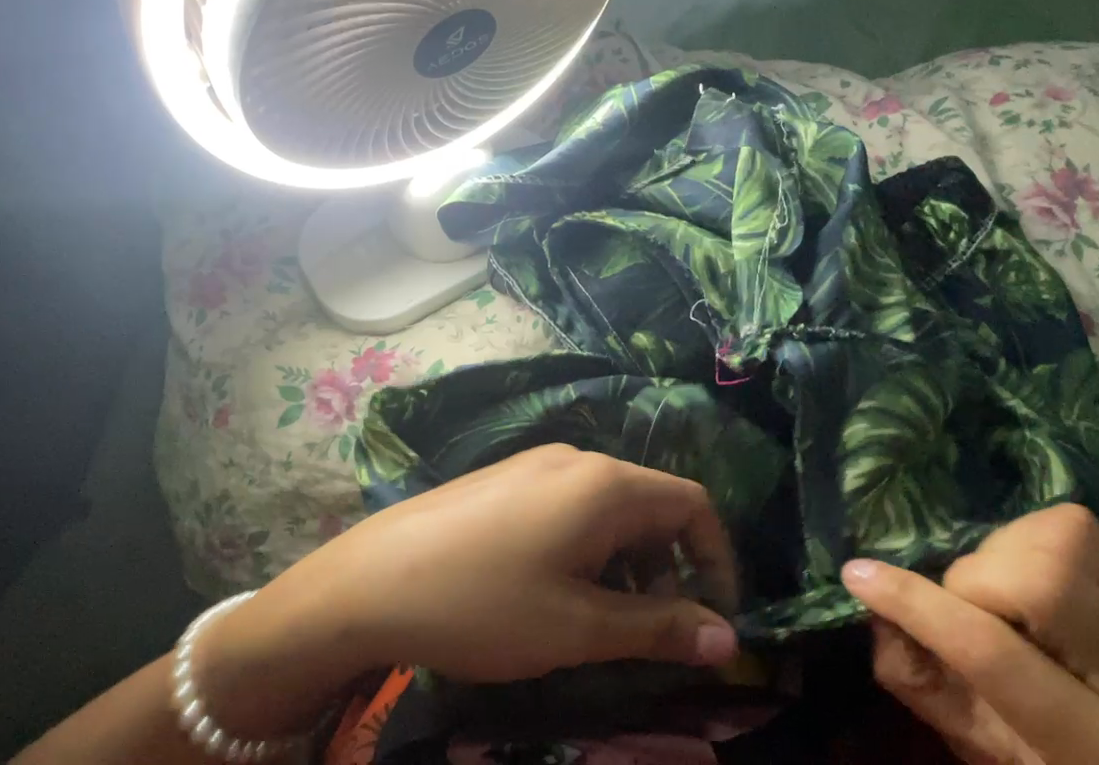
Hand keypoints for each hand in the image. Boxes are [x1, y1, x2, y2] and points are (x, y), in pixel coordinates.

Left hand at [265, 445, 741, 683]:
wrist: (368, 582)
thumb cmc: (484, 604)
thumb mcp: (580, 627)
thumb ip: (659, 628)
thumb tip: (729, 640)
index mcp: (605, 484)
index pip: (693, 503)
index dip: (716, 560)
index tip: (712, 619)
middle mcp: (575, 459)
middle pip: (651, 503)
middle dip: (668, 566)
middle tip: (651, 630)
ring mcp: (534, 464)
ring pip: (608, 508)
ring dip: (626, 562)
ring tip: (600, 619)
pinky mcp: (504, 480)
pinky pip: (570, 506)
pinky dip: (587, 548)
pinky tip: (553, 591)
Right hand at [840, 505, 1098, 764]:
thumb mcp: (978, 747)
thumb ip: (920, 681)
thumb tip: (872, 603)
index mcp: (1098, 750)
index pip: (995, 656)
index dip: (917, 607)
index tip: (858, 574)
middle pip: (1045, 580)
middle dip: (975, 577)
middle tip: (959, 602)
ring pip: (1066, 537)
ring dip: (1005, 550)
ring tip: (998, 589)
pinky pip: (1086, 530)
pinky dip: (1037, 539)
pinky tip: (1033, 575)